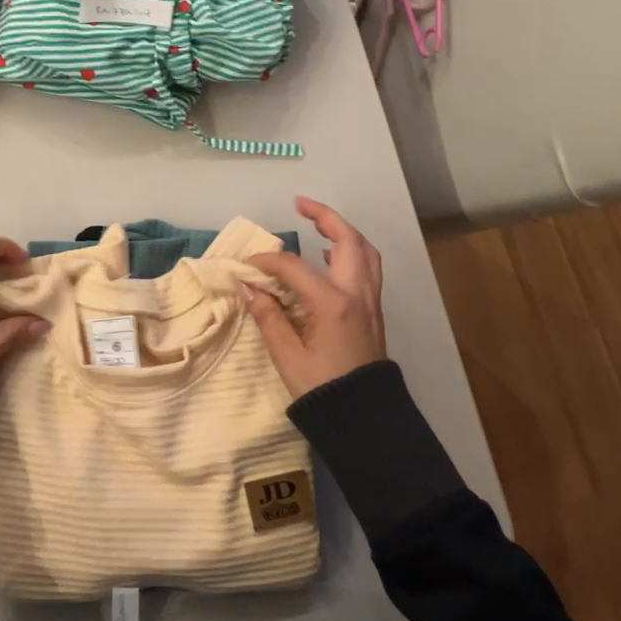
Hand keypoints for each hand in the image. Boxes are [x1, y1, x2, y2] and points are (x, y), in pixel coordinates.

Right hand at [240, 197, 386, 399]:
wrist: (363, 416)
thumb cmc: (321, 387)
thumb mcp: (286, 355)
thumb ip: (269, 316)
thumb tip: (250, 288)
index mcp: (332, 303)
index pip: (295, 266)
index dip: (267, 261)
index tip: (246, 266)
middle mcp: (356, 294)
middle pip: (347, 241)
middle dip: (325, 217)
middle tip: (300, 204)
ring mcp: (370, 302)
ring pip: (365, 251)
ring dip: (343, 231)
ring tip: (320, 224)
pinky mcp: (373, 312)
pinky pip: (367, 269)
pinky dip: (351, 252)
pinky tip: (330, 258)